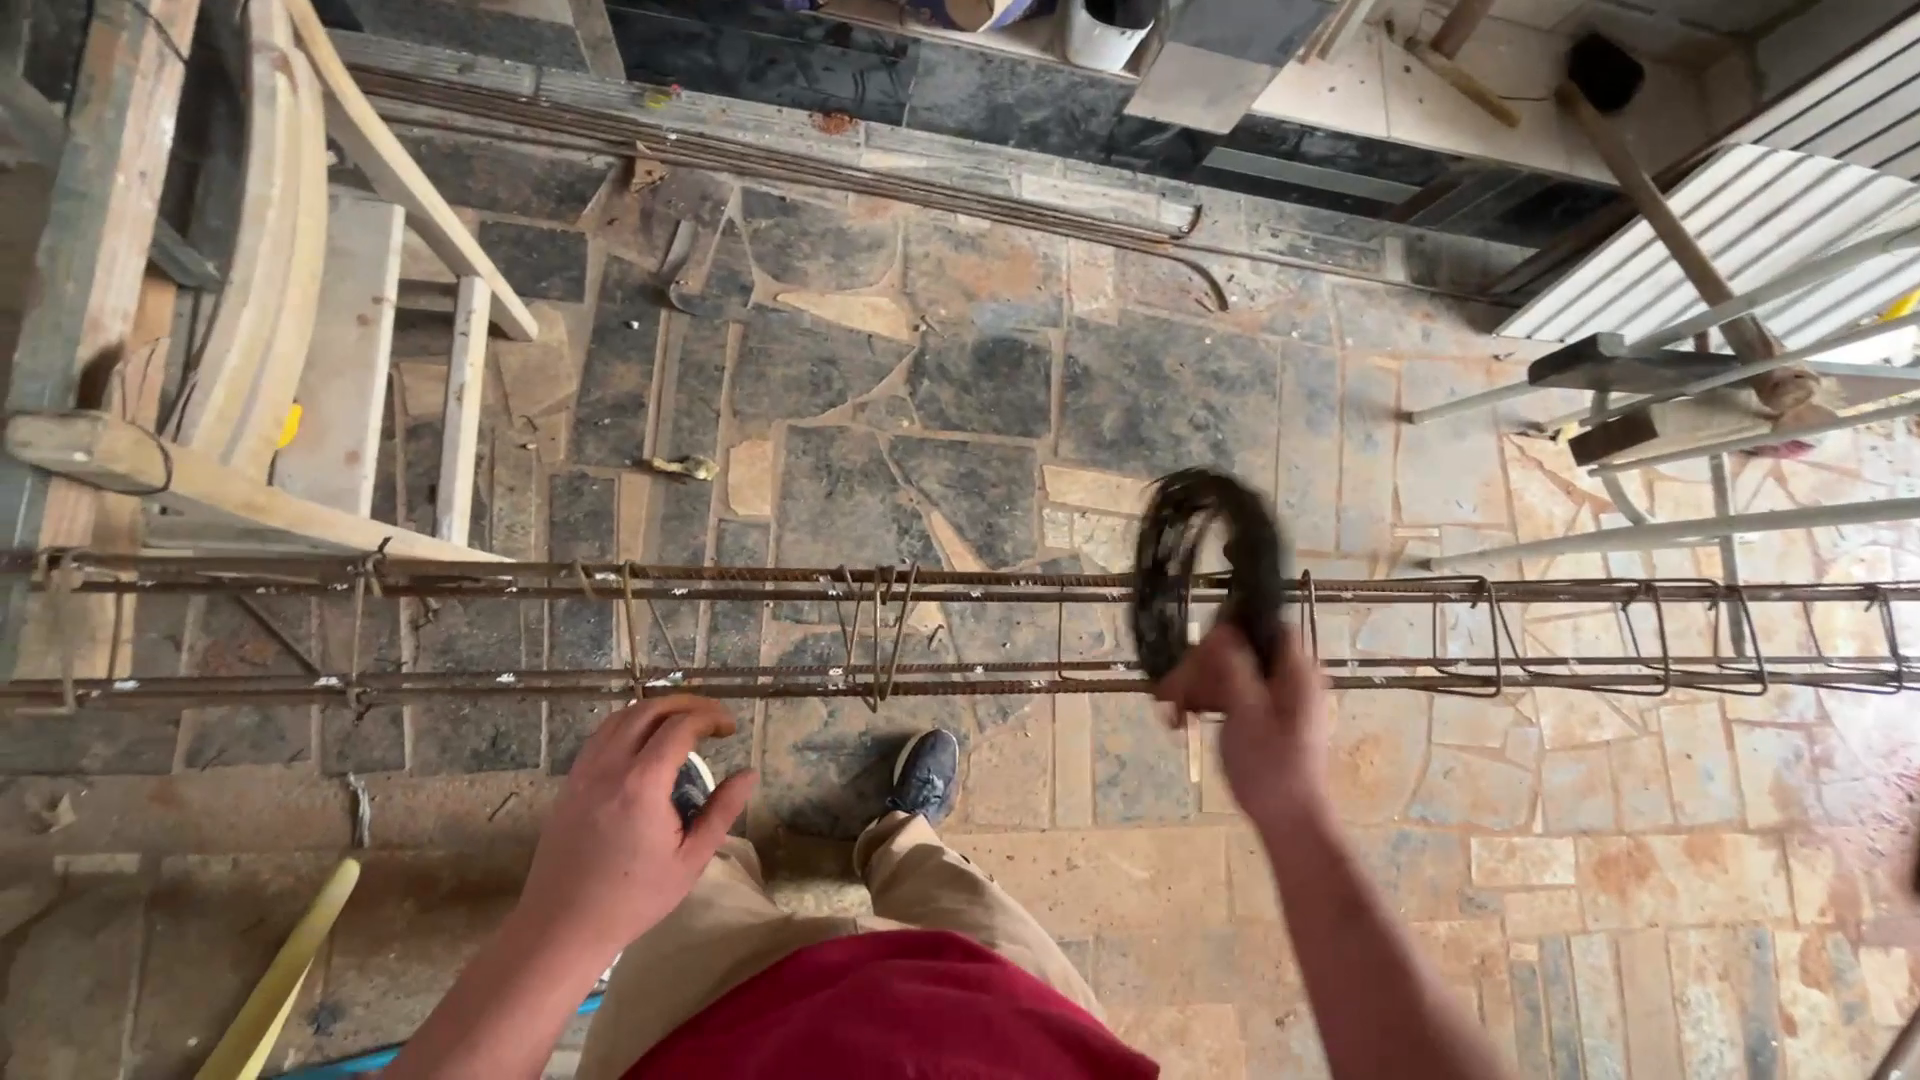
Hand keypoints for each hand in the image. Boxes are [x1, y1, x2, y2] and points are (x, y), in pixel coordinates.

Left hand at [514, 695, 755, 960]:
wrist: (562, 928)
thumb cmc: (633, 899)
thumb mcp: (690, 860)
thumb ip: (721, 812)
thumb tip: (748, 774)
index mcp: (642, 785)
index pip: (680, 727)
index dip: (710, 717)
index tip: (730, 728)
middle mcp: (609, 768)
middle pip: (648, 710)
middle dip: (686, 704)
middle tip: (712, 717)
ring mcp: (583, 773)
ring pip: (620, 717)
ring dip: (656, 710)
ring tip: (682, 723)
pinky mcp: (569, 784)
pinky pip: (600, 736)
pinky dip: (628, 724)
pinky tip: (644, 742)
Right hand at [1155, 623, 1330, 825]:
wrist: (1289, 823)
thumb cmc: (1271, 769)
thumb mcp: (1247, 713)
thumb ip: (1234, 667)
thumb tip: (1222, 628)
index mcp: (1296, 673)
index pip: (1270, 627)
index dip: (1235, 627)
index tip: (1201, 645)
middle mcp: (1289, 680)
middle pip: (1241, 653)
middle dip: (1202, 668)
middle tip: (1172, 690)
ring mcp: (1276, 700)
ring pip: (1230, 675)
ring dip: (1197, 687)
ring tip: (1169, 710)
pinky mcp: (1263, 719)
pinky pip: (1231, 697)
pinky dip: (1207, 703)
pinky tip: (1180, 719)